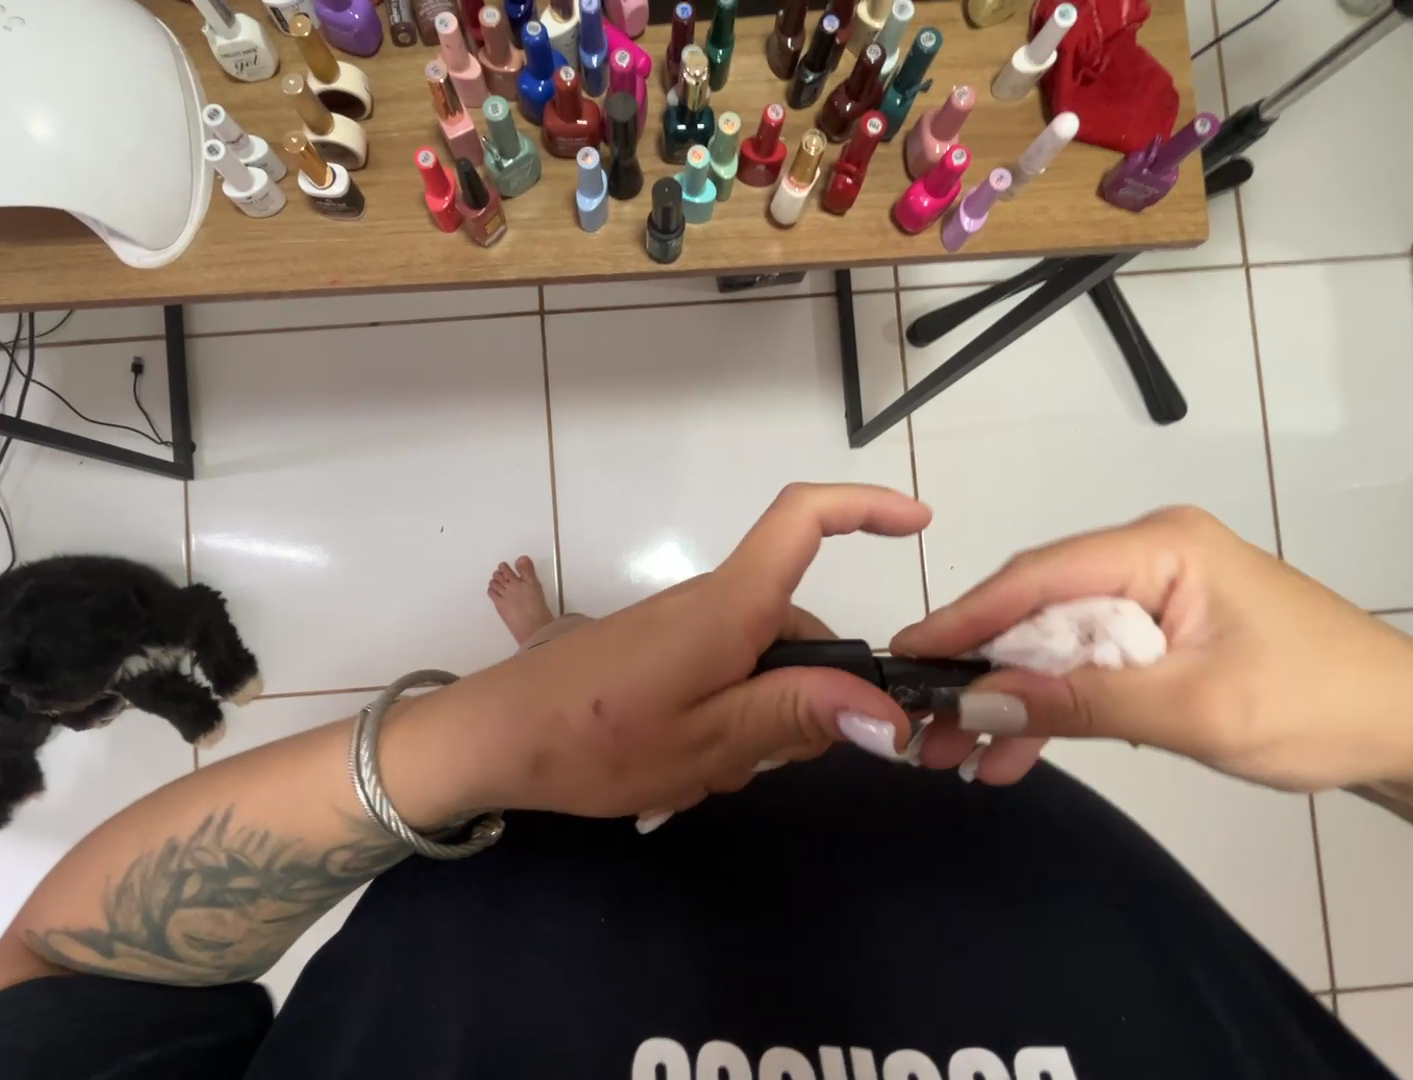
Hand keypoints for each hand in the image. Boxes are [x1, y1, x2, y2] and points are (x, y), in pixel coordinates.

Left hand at [391, 483, 930, 823]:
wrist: (494, 737)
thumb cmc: (595, 738)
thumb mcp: (708, 741)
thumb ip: (796, 715)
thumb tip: (888, 710)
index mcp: (728, 607)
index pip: (801, 521)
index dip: (865, 507)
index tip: (919, 524)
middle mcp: (710, 604)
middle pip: (797, 626)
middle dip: (808, 695)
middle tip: (765, 763)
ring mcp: (682, 628)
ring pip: (761, 664)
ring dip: (757, 722)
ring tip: (701, 773)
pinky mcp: (661, 652)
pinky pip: (723, 676)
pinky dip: (724, 722)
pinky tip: (681, 765)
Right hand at [891, 506, 1412, 792]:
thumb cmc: (1324, 708)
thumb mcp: (1193, 710)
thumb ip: (1076, 701)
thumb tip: (971, 702)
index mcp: (1158, 547)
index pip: (1037, 578)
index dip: (965, 617)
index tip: (906, 652)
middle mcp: (1141, 558)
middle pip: (1033, 612)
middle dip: (980, 671)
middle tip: (925, 720)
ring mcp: (1143, 596)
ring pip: (1048, 644)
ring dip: (1008, 699)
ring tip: (956, 752)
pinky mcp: (1149, 634)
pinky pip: (1079, 666)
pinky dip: (1049, 708)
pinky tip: (1010, 752)